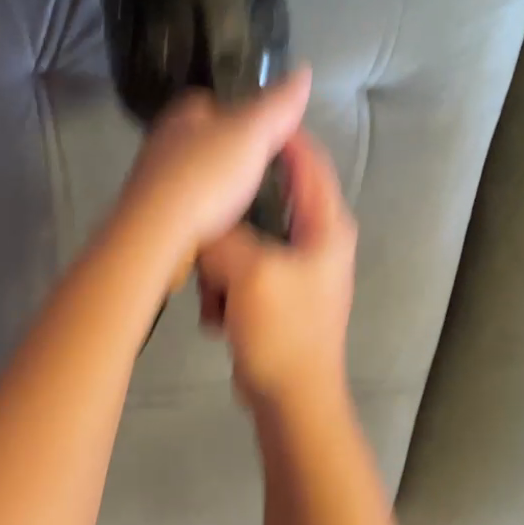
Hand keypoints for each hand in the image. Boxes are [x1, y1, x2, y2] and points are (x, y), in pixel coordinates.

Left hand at [114, 69, 313, 255]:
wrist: (156, 237)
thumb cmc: (202, 178)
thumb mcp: (251, 134)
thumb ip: (277, 106)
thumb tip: (302, 72)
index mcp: (181, 117)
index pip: (206, 101)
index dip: (234, 108)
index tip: (257, 126)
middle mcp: (160, 146)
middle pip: (196, 138)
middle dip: (221, 148)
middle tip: (253, 165)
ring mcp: (150, 184)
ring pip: (187, 174)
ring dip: (209, 182)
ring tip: (239, 197)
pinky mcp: (151, 219)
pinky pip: (180, 208)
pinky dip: (199, 213)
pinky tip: (218, 225)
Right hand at [195, 132, 356, 404]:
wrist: (293, 399)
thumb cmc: (284, 332)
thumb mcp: (251, 273)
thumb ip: (223, 238)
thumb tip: (200, 225)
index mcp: (325, 225)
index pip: (306, 161)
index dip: (277, 137)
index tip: (235, 125)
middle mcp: (314, 242)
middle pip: (264, 205)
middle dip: (228, 218)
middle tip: (198, 221)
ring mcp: (293, 273)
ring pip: (244, 244)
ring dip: (219, 264)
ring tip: (208, 288)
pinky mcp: (273, 300)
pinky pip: (239, 277)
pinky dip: (223, 290)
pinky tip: (215, 313)